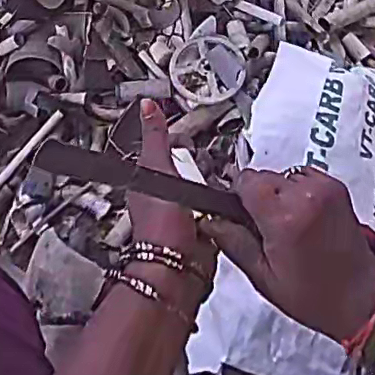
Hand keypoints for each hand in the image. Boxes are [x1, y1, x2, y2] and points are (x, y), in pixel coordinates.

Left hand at [124, 99, 216, 305]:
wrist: (180, 268)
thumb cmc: (160, 224)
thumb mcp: (157, 167)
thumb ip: (156, 136)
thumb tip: (148, 105)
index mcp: (147, 180)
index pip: (165, 150)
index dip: (179, 142)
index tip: (190, 139)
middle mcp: (165, 196)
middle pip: (187, 167)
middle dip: (200, 163)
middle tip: (205, 163)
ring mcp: (184, 212)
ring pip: (204, 187)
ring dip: (213, 183)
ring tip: (218, 180)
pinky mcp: (204, 227)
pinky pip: (217, 208)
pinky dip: (223, 203)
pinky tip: (227, 199)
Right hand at [203, 167, 374, 341]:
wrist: (362, 298)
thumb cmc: (311, 294)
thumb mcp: (264, 277)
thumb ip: (233, 241)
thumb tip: (208, 219)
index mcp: (283, 218)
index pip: (246, 181)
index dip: (239, 196)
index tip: (243, 214)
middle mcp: (303, 194)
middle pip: (264, 177)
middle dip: (260, 197)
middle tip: (269, 228)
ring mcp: (322, 187)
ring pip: (282, 175)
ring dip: (280, 193)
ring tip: (291, 225)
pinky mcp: (334, 184)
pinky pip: (302, 175)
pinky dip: (298, 190)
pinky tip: (306, 216)